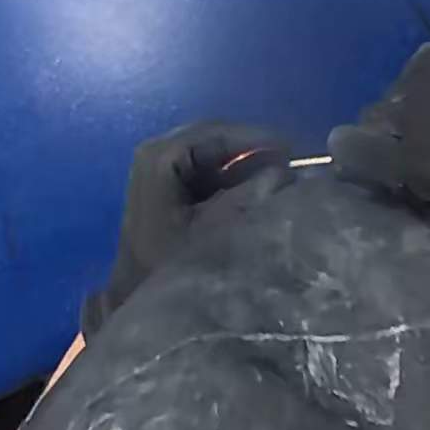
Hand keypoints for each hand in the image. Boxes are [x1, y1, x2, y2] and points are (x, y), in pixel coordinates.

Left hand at [83, 122, 293, 335]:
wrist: (134, 295)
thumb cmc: (168, 261)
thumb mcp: (212, 230)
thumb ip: (247, 198)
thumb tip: (286, 173)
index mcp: (162, 156)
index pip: (215, 133)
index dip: (256, 138)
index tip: (296, 147)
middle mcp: (158, 153)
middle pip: (213, 140)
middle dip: (253, 150)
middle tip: (296, 160)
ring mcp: (160, 168)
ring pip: (212, 156)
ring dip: (245, 165)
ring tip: (286, 176)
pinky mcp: (167, 187)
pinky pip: (206, 173)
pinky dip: (233, 179)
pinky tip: (261, 190)